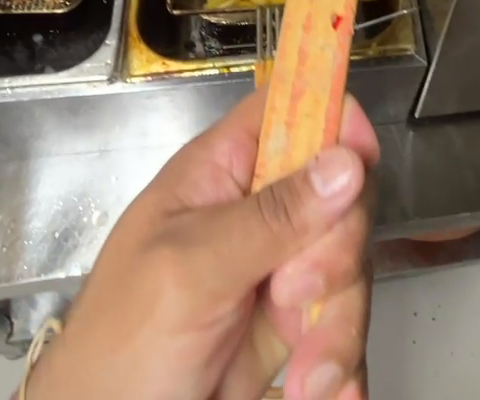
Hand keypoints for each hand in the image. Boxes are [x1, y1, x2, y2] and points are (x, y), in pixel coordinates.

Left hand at [28, 89, 379, 399]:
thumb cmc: (119, 346)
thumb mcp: (189, 272)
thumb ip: (271, 218)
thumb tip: (349, 161)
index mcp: (224, 170)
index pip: (291, 108)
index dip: (333, 118)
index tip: (359, 162)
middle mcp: (261, 207)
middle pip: (341, 189)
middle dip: (337, 249)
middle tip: (295, 296)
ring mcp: (283, 265)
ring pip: (352, 262)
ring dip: (340, 324)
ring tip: (310, 379)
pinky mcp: (297, 322)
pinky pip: (347, 322)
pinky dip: (347, 360)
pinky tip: (335, 394)